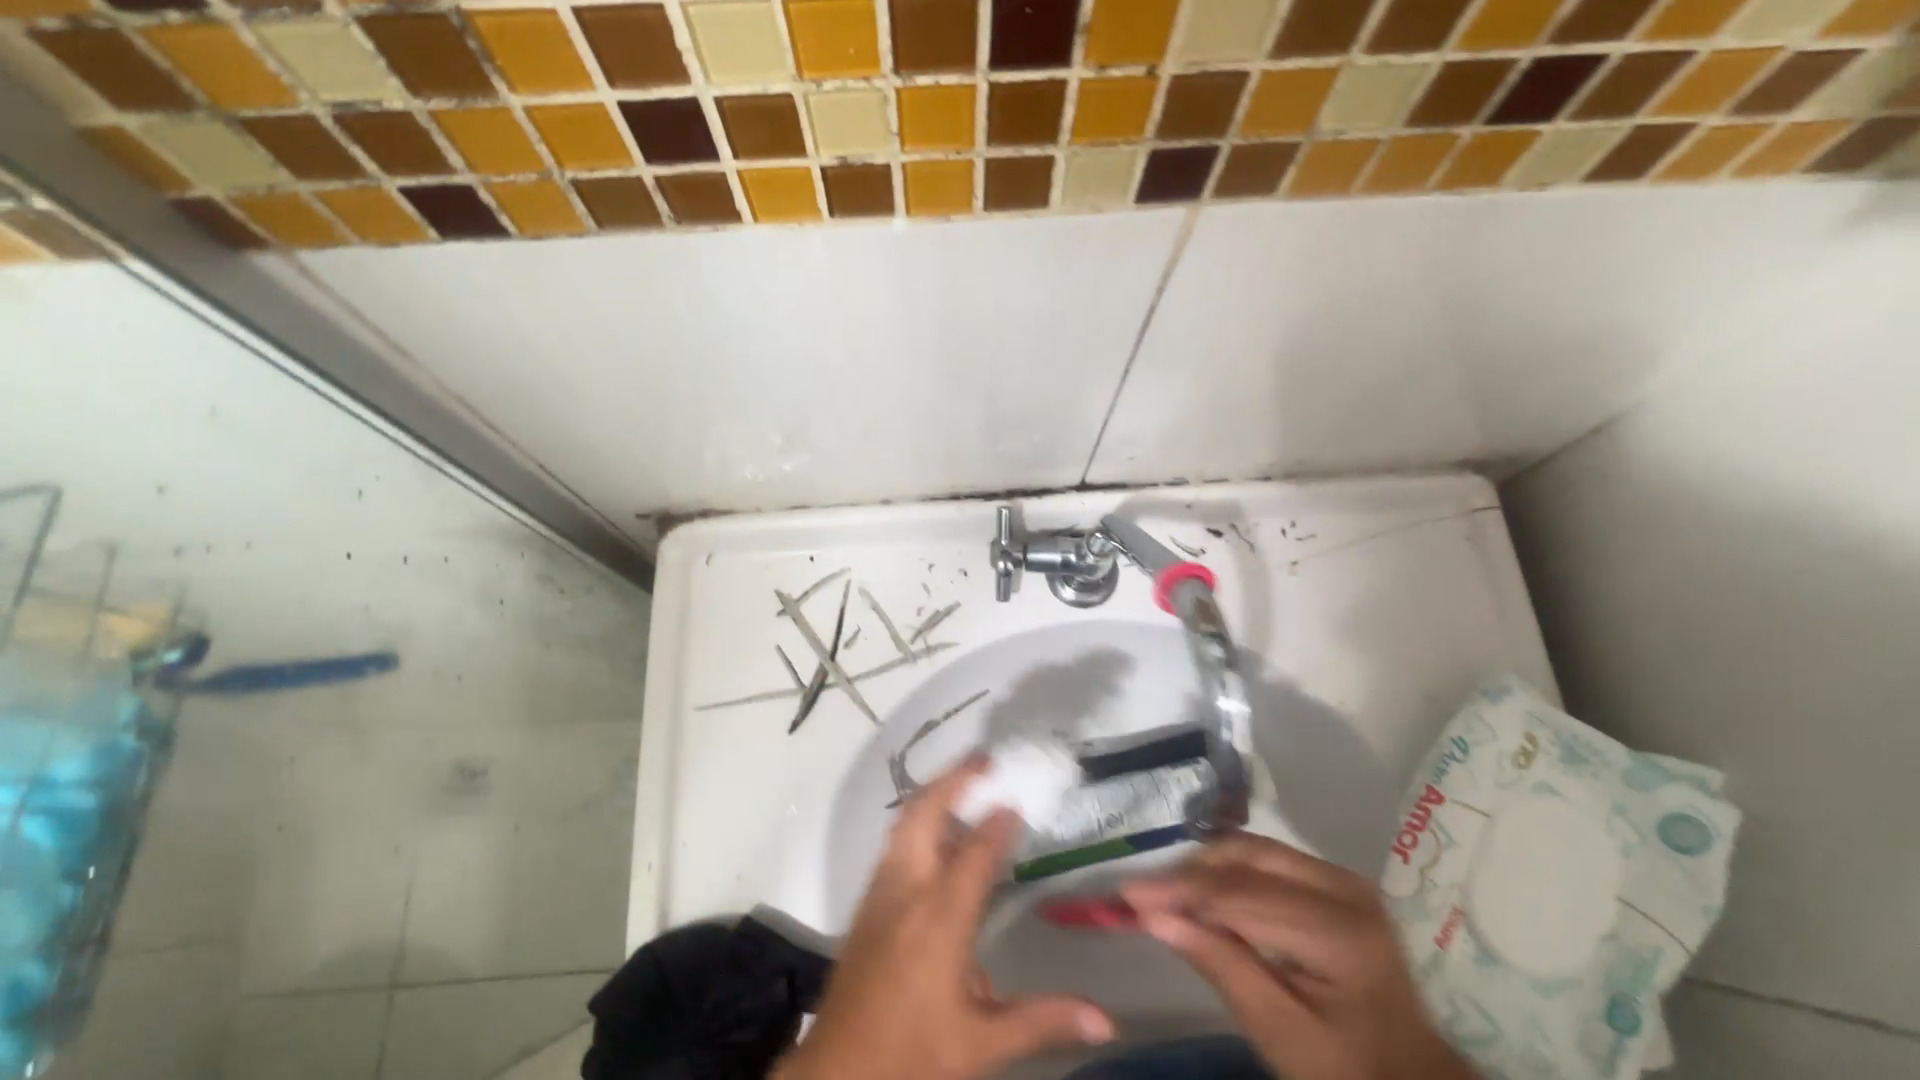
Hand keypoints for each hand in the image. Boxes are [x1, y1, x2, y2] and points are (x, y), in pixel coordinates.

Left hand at [775, 759, 1114, 1079]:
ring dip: (931, 798)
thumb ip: (1043, 1019)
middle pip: (923, 816)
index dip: (997, 821)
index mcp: (939, 919)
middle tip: (983, 760)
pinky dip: (915, 824)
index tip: (1019, 796)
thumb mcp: (982, 1044)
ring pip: (902, 827)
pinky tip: (934, 836)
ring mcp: (878, 896)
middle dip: (952, 781)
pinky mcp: (865, 908)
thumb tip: (1106, 1020)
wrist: (838, 1073)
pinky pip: (892, 847)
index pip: (973, 853)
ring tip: (962, 784)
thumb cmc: (911, 1053)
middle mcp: (905, 893)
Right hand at [1122, 833, 1476, 1079]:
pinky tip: (1200, 892)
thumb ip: (1219, 964)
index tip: (1126, 894)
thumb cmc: (1344, 1067)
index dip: (1179, 889)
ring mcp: (1343, 880)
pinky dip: (1228, 872)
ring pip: (1254, 850)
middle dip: (1189, 871)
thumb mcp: (1277, 1030)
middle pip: (1247, 857)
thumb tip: (1153, 915)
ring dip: (1205, 868)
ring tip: (1162, 892)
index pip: (1241, 893)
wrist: (1409, 1076)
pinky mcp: (1336, 884)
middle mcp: (1345, 887)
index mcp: (1339, 929)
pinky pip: (1268, 861)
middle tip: (1139, 893)